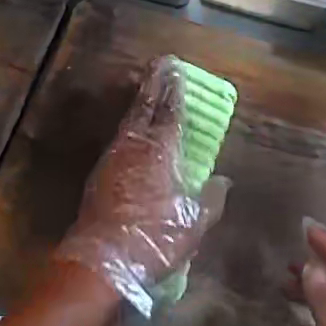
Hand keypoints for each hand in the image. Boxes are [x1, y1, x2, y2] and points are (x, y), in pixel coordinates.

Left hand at [53, 58, 230, 315]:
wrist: (101, 261)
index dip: (175, 89)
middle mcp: (136, 144)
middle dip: (154, 83)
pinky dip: (130, 125)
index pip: (170, 111)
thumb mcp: (192, 226)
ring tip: (147, 89)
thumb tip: (224, 180)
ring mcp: (114, 156)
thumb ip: (210, 199)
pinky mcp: (100, 172)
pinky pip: (120, 137)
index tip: (177, 69)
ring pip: (130, 120)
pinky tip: (133, 130)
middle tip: (160, 63)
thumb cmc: (152, 240)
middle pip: (145, 105)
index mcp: (161, 151)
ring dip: (140, 101)